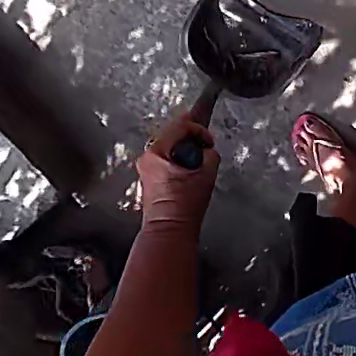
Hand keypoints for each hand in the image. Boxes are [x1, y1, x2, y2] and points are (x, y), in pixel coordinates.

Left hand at [136, 112, 218, 230]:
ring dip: (185, 148)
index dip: (199, 130)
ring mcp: (146, 166)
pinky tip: (189, 169)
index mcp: (157, 153)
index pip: (180, 126)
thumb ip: (210, 154)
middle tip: (206, 147)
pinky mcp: (150, 175)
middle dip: (192, 138)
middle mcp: (147, 157)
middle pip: (172, 133)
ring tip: (199, 159)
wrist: (169, 229)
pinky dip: (179, 157)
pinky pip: (166, 157)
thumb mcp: (206, 175)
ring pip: (169, 145)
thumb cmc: (184, 205)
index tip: (210, 142)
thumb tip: (207, 150)